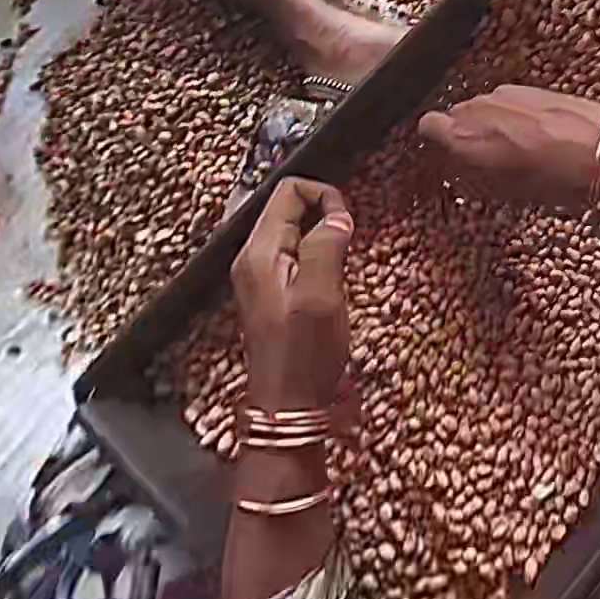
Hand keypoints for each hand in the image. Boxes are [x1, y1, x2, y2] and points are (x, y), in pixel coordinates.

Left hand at [232, 178, 353, 410]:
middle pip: (288, 206)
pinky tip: (329, 271)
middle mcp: (252, 256)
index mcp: (260, 252)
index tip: (347, 221)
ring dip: (321, 232)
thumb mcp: (320, 296)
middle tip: (347, 240)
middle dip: (323, 211)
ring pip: (293, 227)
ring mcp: (259, 273)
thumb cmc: (305, 353)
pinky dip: (316, 249)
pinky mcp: (270, 288)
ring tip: (341, 256)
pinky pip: (293, 250)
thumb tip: (338, 215)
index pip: (288, 191)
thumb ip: (326, 247)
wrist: (288, 407)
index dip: (323, 194)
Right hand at [417, 85, 599, 206]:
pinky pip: (504, 101)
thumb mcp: (512, 192)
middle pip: (455, 114)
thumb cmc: (561, 180)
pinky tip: (530, 133)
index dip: (435, 138)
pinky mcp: (528, 87)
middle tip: (481, 156)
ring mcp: (504, 94)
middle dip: (463, 132)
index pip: (428, 125)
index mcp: (467, 138)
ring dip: (487, 122)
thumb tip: (464, 168)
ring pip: (480, 106)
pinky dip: (509, 114)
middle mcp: (479, 110)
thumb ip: (478, 174)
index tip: (444, 152)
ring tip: (511, 147)